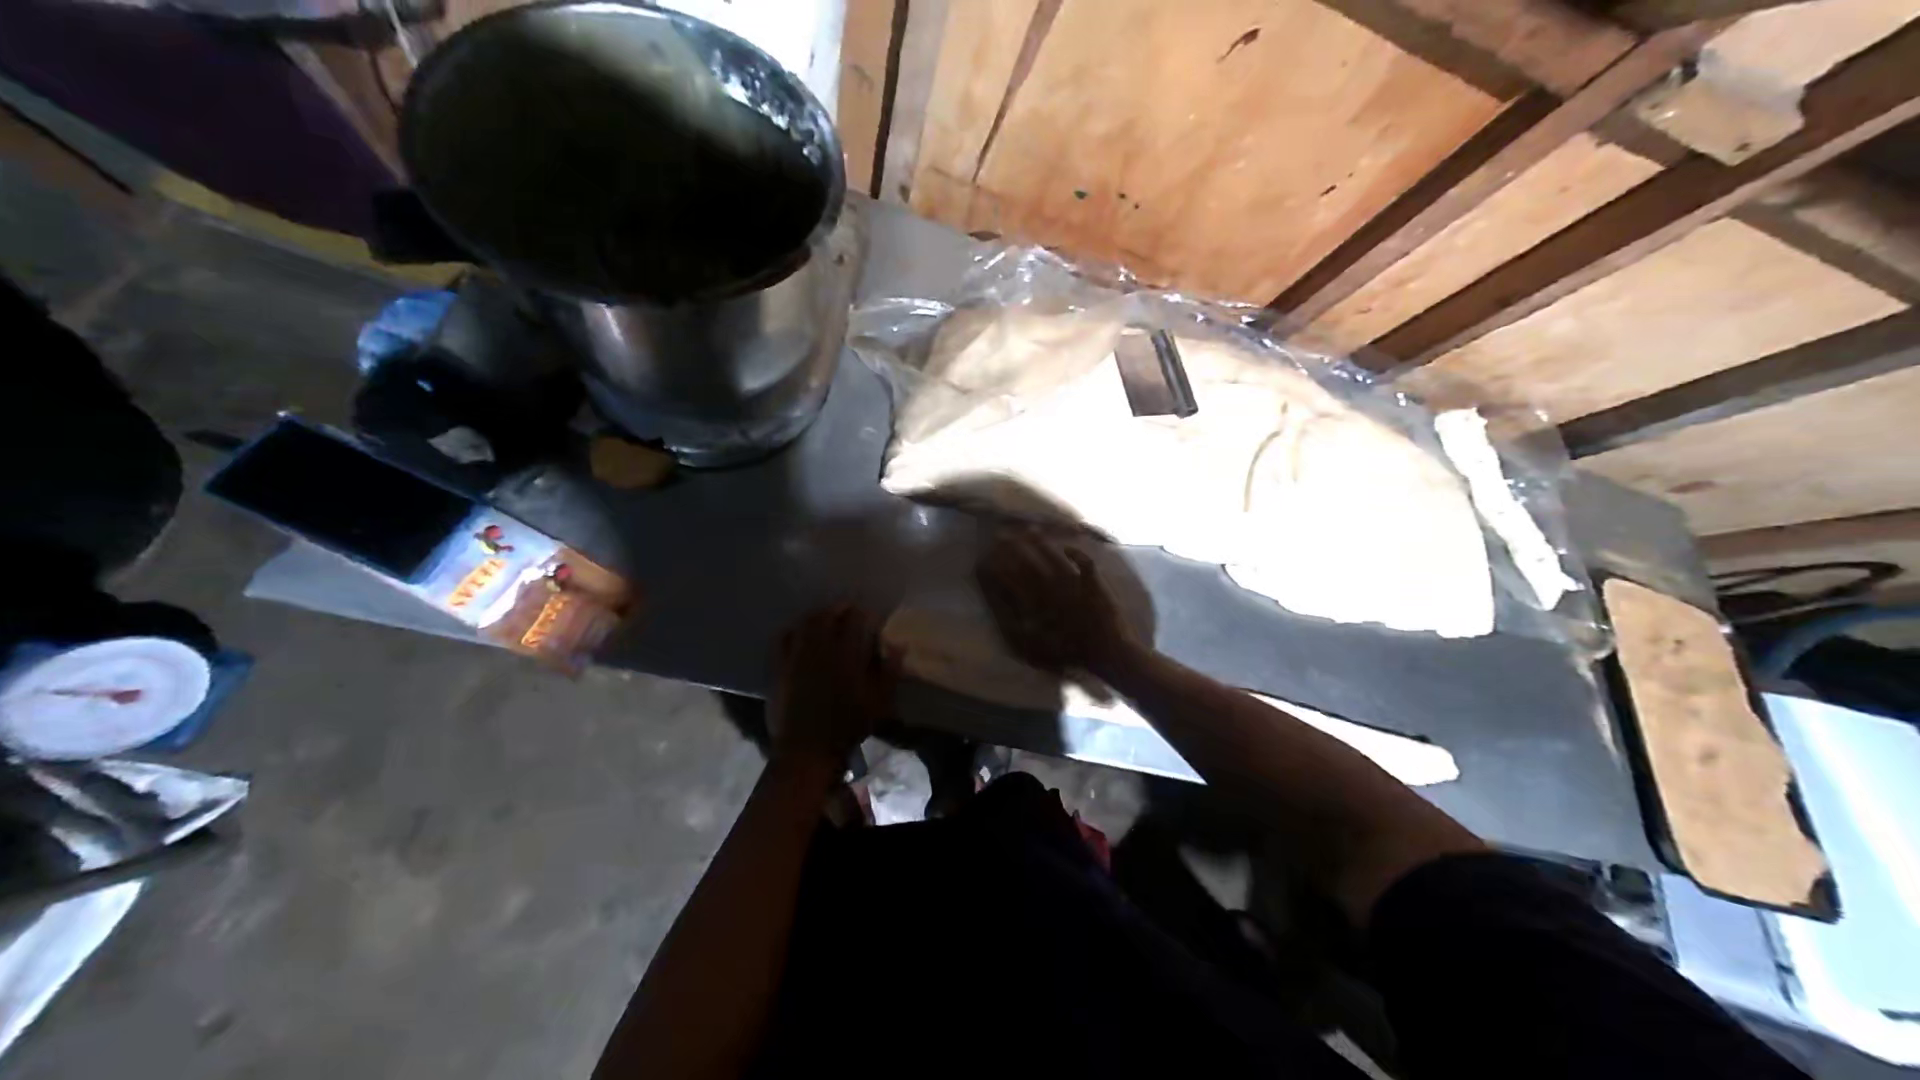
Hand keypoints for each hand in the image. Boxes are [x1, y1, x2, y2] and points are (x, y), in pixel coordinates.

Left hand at [769, 605, 895, 765]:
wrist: (807, 749)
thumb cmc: (847, 726)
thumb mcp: (879, 702)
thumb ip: (889, 671)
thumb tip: (898, 645)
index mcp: (846, 655)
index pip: (854, 620)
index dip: (862, 613)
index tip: (869, 614)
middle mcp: (819, 649)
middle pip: (825, 616)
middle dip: (837, 608)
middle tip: (846, 609)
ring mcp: (795, 656)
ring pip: (804, 623)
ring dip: (815, 615)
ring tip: (824, 617)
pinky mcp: (779, 667)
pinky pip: (783, 639)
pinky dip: (792, 629)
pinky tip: (798, 632)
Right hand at [976, 528, 1138, 675]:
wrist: (1107, 650)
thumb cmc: (1069, 653)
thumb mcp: (1033, 646)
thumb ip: (1015, 627)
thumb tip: (1000, 608)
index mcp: (1036, 602)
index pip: (1013, 578)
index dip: (999, 566)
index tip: (988, 555)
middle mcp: (1053, 587)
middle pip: (1031, 563)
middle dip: (1015, 548)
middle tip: (1003, 534)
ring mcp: (1075, 583)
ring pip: (1054, 558)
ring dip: (1042, 543)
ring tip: (1030, 529)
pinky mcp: (1094, 584)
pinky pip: (1085, 564)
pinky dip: (1077, 554)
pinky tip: (1068, 548)